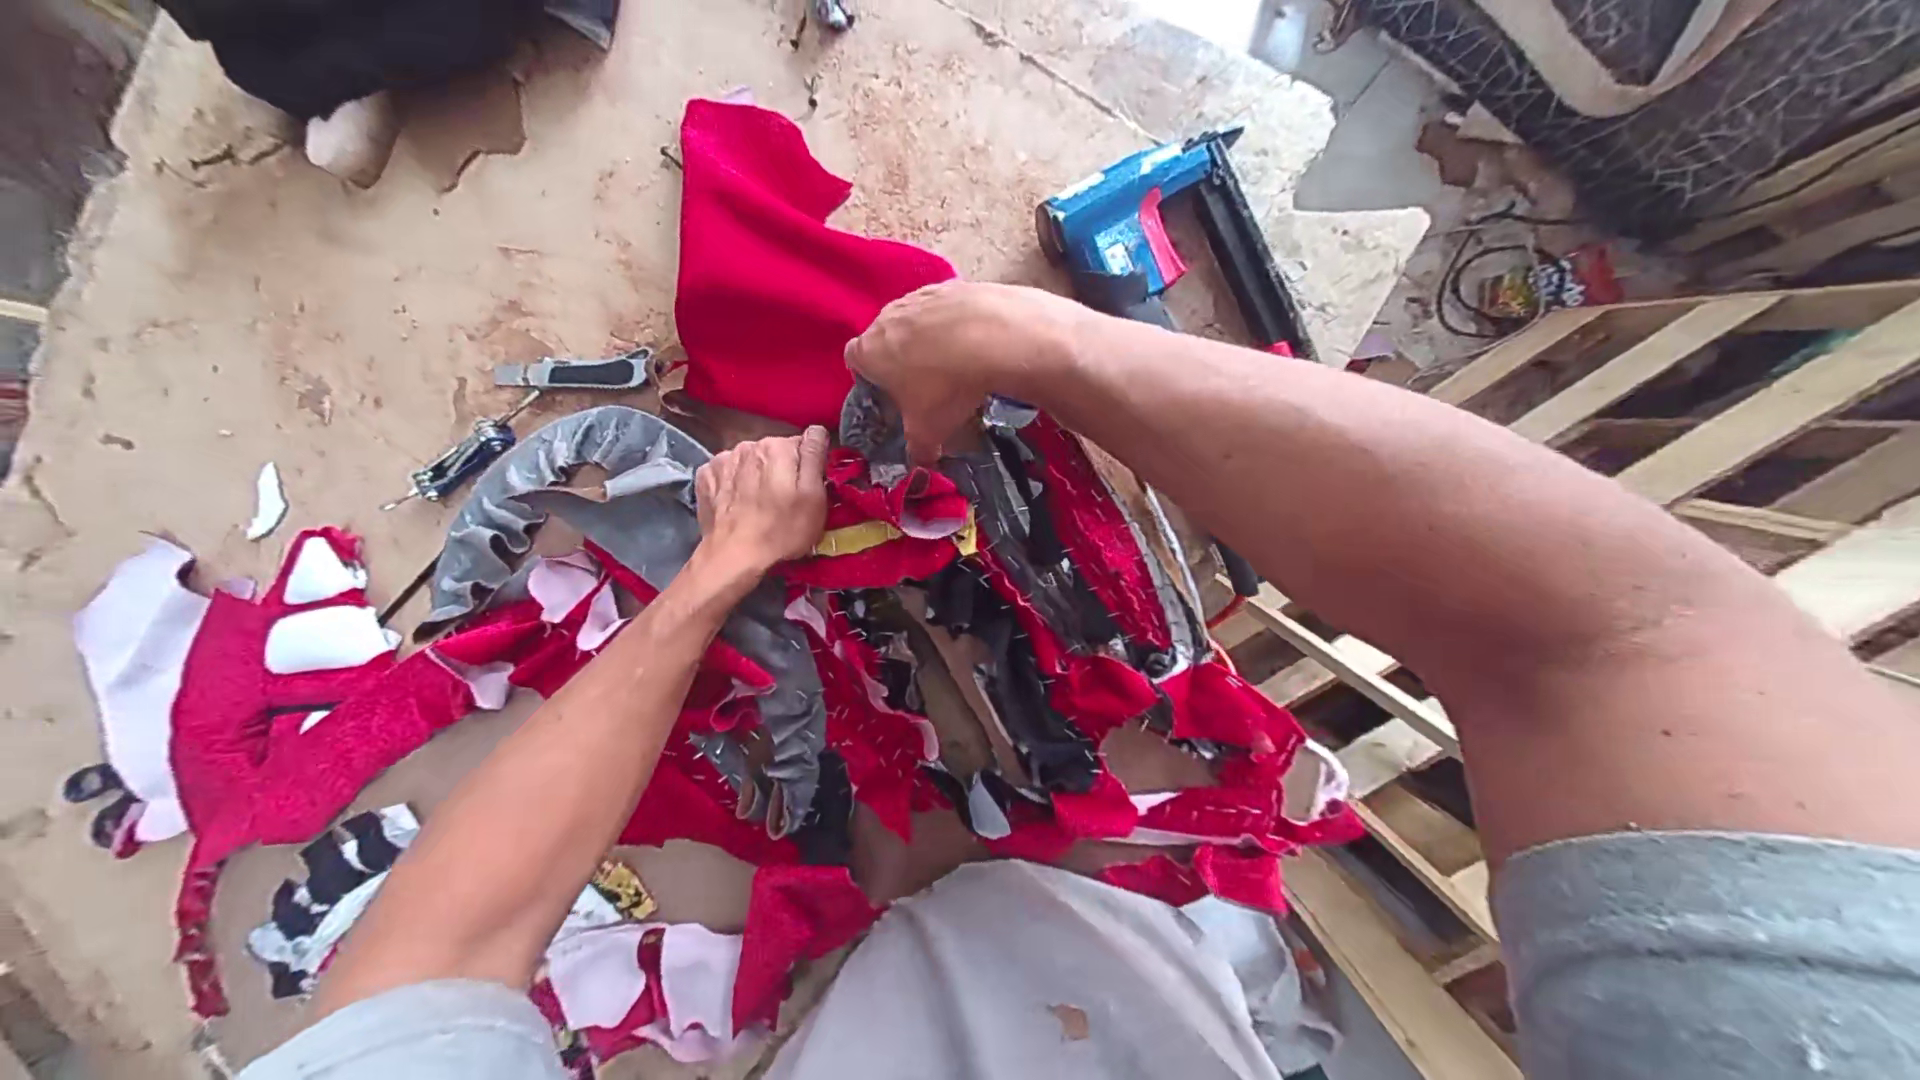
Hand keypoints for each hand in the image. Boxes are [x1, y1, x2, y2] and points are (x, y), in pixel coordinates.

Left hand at [694, 428, 829, 577]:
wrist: (734, 556)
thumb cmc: (783, 530)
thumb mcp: (814, 497)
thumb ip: (814, 456)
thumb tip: (817, 431)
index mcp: (778, 447)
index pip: (803, 444)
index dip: (808, 467)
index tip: (807, 489)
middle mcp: (749, 445)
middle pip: (775, 451)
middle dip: (782, 469)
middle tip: (785, 500)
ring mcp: (723, 459)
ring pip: (752, 460)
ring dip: (758, 475)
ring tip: (760, 503)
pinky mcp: (706, 476)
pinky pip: (729, 471)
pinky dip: (735, 482)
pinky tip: (739, 502)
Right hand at [845, 281, 1087, 463]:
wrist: (994, 336)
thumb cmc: (946, 387)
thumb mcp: (928, 430)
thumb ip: (918, 450)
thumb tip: (921, 463)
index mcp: (869, 351)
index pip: (853, 361)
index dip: (869, 378)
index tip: (890, 394)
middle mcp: (886, 316)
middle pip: (884, 338)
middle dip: (900, 359)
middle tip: (925, 385)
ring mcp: (918, 295)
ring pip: (914, 320)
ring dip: (927, 339)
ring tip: (955, 364)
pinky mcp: (951, 285)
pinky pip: (945, 308)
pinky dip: (955, 323)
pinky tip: (976, 342)